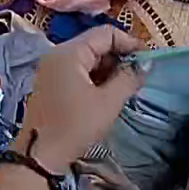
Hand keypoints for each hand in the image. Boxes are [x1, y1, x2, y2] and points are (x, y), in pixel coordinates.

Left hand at [17, 27, 143, 171]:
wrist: (41, 155)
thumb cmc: (76, 126)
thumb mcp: (108, 103)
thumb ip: (129, 79)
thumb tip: (148, 64)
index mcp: (70, 53)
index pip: (105, 33)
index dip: (130, 43)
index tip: (148, 60)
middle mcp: (58, 55)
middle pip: (95, 44)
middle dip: (119, 58)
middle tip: (138, 77)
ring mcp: (52, 70)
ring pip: (87, 60)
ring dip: (109, 71)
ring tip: (126, 89)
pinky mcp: (51, 85)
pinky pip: (78, 73)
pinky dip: (95, 80)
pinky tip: (107, 96)